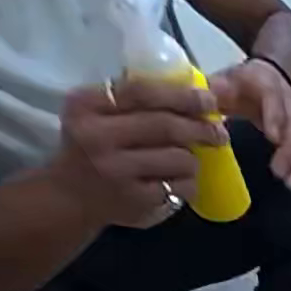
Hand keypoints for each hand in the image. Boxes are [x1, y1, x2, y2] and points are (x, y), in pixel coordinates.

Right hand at [53, 80, 229, 227]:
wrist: (69, 198)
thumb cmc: (89, 149)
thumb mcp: (94, 113)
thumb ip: (128, 100)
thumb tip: (186, 90)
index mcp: (88, 105)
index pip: (143, 93)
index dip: (182, 95)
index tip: (209, 98)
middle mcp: (99, 137)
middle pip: (164, 126)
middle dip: (200, 128)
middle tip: (221, 133)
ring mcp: (118, 171)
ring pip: (177, 159)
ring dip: (193, 160)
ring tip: (192, 161)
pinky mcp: (135, 200)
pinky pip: (178, 188)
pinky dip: (188, 184)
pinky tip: (184, 183)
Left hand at [206, 58, 290, 195]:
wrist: (272, 76)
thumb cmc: (244, 85)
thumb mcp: (226, 82)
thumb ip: (214, 93)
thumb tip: (200, 102)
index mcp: (267, 85)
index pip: (274, 99)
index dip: (276, 117)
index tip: (274, 138)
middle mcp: (289, 101)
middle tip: (282, 175)